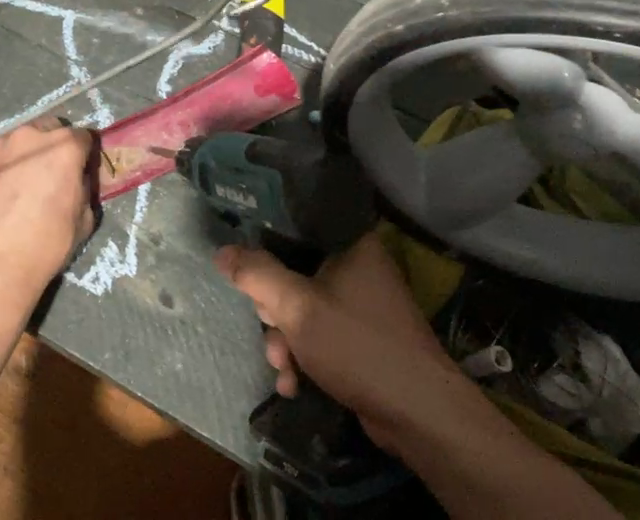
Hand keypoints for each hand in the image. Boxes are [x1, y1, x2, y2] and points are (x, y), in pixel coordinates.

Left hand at [0, 117, 95, 298]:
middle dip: (56, 146)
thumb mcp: (84, 218)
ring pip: (21, 141)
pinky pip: (1, 159)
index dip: (86, 155)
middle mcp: (29, 137)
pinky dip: (8, 169)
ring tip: (27, 185)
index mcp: (62, 146)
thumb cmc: (47, 242)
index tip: (84, 172)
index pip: (83, 137)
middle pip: (50, 130)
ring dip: (29, 155)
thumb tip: (76, 180)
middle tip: (55, 175)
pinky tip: (6, 195)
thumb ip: (83, 188)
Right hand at [215, 232, 459, 449]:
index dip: (265, 243)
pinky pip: (320, 334)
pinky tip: (295, 384)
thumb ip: (257, 274)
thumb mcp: (296, 307)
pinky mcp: (363, 337)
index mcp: (352, 244)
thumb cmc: (357, 346)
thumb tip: (222, 251)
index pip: (297, 225)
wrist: (418, 415)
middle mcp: (360, 266)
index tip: (246, 267)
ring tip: (285, 369)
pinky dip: (304, 356)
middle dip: (274, 310)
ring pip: (303, 307)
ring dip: (285, 339)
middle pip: (294, 271)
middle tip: (271, 328)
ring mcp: (363, 304)